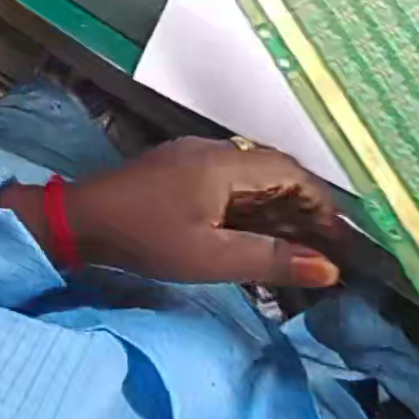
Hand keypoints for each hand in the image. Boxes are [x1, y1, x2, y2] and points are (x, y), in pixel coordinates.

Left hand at [0, 137, 343, 285]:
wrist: (80, 219)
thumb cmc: (145, 236)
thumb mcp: (211, 256)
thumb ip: (272, 260)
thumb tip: (330, 267)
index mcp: (221, 163)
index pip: (290, 171)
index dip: (321, 204)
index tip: (338, 241)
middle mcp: (207, 150)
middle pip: (270, 170)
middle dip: (299, 208)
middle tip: (318, 250)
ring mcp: (187, 157)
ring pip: (245, 176)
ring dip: (271, 208)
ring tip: (290, 249)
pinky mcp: (172, 169)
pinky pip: (221, 181)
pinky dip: (242, 205)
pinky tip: (247, 235)